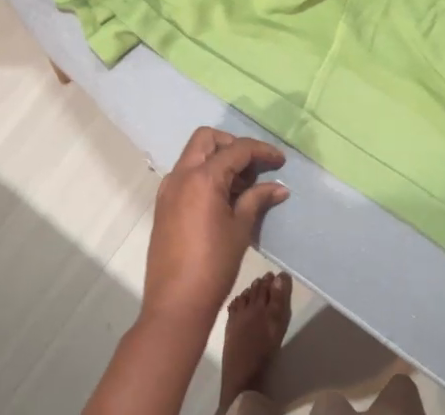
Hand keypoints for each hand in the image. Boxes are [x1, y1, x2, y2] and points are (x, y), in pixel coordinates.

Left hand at [143, 128, 288, 325]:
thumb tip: (279, 187)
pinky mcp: (163, 206)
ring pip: (193, 156)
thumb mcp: (241, 228)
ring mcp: (168, 190)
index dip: (262, 151)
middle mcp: (181, 175)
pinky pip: (185, 176)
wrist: (175, 305)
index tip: (281, 162)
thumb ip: (257, 199)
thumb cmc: (214, 264)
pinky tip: (222, 199)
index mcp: (202, 177)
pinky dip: (204, 175)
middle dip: (233, 145)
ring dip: (218, 160)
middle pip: (207, 139)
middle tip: (253, 166)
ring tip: (242, 186)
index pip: (237, 150)